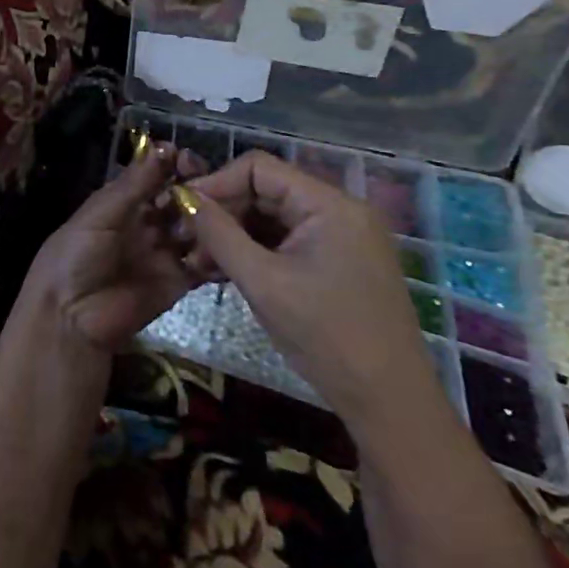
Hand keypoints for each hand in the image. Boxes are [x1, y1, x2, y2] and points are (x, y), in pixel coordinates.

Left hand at [26, 146, 208, 352]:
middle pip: (179, 202)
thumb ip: (134, 185)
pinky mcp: (178, 281)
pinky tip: (231, 245)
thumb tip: (164, 146)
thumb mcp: (99, 215)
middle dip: (197, 193)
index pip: (154, 178)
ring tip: (222, 218)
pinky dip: (217, 255)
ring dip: (209, 222)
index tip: (191, 160)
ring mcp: (163, 252)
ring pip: (196, 229)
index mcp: (121, 204)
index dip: (173, 167)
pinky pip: (204, 264)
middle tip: (217, 190)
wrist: (70, 316)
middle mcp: (145, 224)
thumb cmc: (75, 256)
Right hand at [177, 151, 444, 428]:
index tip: (182, 209)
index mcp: (330, 206)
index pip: (259, 169)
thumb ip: (218, 233)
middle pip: (264, 191)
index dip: (215, 182)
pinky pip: (283, 241)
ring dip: (230, 234)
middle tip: (184, 240)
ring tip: (196, 261)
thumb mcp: (261, 280)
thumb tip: (184, 198)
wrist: (386, 398)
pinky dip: (251, 251)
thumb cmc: (324, 333)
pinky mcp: (334, 263)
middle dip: (221, 212)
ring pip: (269, 218)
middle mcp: (338, 212)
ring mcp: (339, 238)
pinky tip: (220, 271)